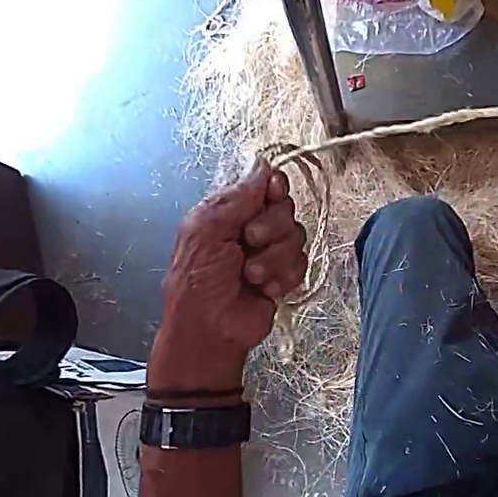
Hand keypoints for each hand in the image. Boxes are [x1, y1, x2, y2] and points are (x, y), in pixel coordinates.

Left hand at [150, 163, 308, 391]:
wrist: (210, 329)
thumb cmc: (196, 283)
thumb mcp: (206, 231)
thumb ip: (236, 197)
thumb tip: (261, 166)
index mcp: (229, 211)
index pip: (265, 184)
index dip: (273, 188)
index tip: (270, 196)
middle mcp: (251, 227)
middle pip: (285, 208)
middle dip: (270, 228)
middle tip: (248, 244)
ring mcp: (269, 252)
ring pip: (297, 236)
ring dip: (273, 258)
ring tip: (250, 276)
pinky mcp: (283, 276)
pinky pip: (301, 263)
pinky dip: (283, 277)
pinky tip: (264, 289)